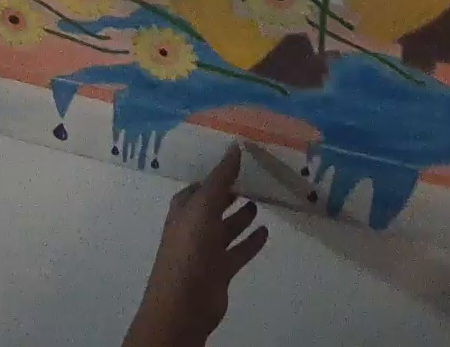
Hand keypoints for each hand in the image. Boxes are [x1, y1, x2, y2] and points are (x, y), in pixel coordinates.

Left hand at [123, 145, 269, 346]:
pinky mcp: (220, 271)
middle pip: (213, 205)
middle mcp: (194, 226)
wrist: (183, 304)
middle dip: (229, 193)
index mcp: (184, 209)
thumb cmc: (189, 247)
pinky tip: (266, 231)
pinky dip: (250, 242)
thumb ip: (221, 177)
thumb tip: (235, 145)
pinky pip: (238, 251)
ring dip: (241, 216)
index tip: (237, 160)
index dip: (215, 174)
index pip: (200, 185)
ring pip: (226, 228)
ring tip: (260, 200)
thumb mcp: (204, 205)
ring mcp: (206, 250)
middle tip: (252, 176)